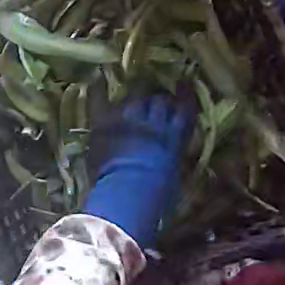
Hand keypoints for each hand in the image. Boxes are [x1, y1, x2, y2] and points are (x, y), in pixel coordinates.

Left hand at [82, 96, 191, 249]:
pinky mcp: (105, 123)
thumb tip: (172, 152)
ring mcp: (129, 121)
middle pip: (160, 101)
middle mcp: (154, 123)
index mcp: (174, 138)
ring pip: (135, 99)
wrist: (128, 194)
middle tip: (155, 104)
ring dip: (136, 101)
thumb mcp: (174, 176)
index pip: (185, 110)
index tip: (185, 90)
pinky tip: (98, 88)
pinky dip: (103, 97)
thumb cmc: (156, 197)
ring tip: (131, 105)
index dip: (185, 99)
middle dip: (158, 101)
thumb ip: (173, 156)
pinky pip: (103, 101)